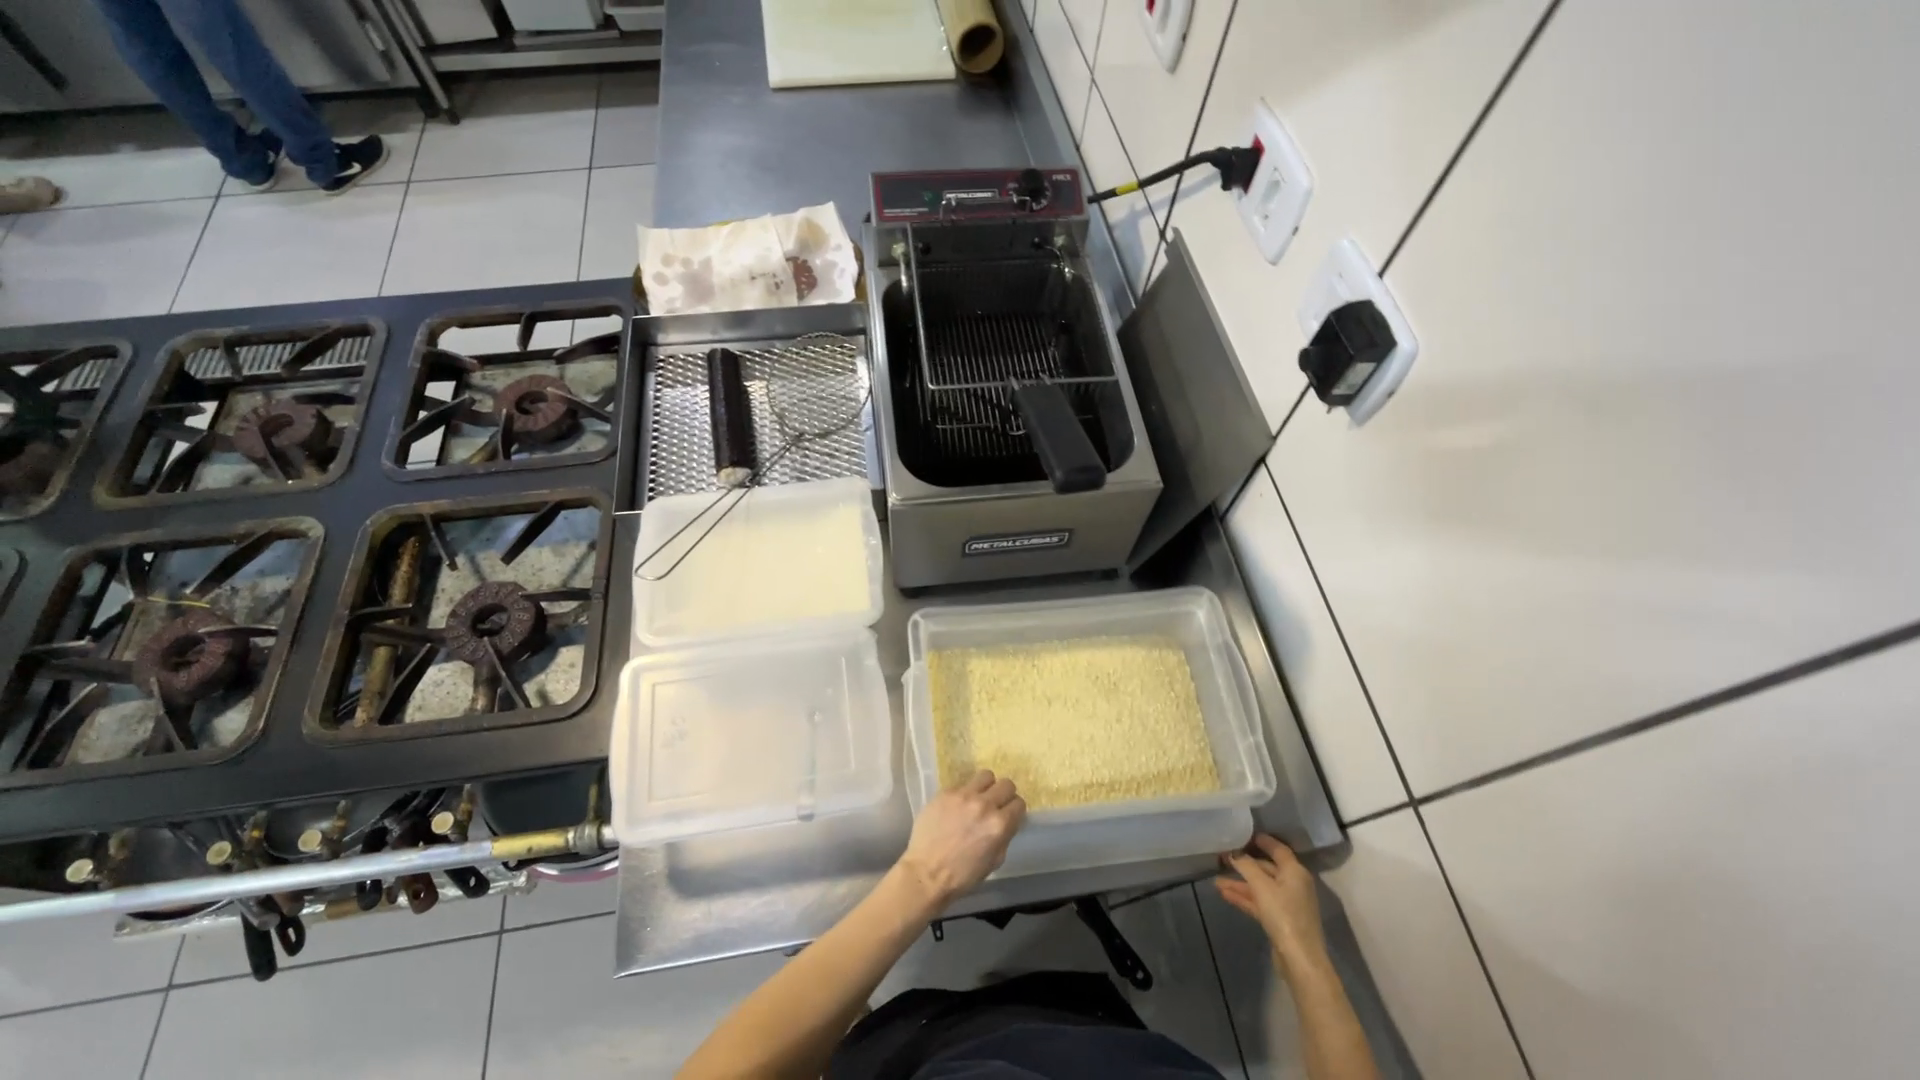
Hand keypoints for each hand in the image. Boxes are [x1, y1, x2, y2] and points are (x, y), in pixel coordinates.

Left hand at [896, 770, 1025, 908]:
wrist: (926, 873)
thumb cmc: (963, 875)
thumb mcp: (995, 861)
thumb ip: (1004, 836)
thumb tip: (1006, 823)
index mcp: (999, 824)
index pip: (1019, 803)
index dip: (1014, 811)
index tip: (1008, 815)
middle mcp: (984, 805)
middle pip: (1006, 784)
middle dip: (1004, 795)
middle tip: (995, 805)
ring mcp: (963, 796)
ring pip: (985, 775)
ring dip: (985, 787)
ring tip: (977, 799)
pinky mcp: (945, 793)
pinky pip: (961, 785)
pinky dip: (962, 794)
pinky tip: (954, 808)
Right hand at [1214, 833, 1327, 970]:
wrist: (1299, 958)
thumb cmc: (1283, 915)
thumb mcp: (1262, 887)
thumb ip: (1246, 866)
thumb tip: (1232, 852)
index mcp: (1295, 872)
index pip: (1278, 849)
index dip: (1263, 841)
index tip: (1245, 834)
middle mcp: (1293, 884)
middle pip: (1267, 868)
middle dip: (1245, 864)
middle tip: (1224, 858)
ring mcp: (1287, 903)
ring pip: (1260, 887)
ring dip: (1240, 884)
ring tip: (1216, 881)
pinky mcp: (1280, 920)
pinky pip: (1259, 902)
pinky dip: (1244, 897)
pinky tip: (1225, 894)